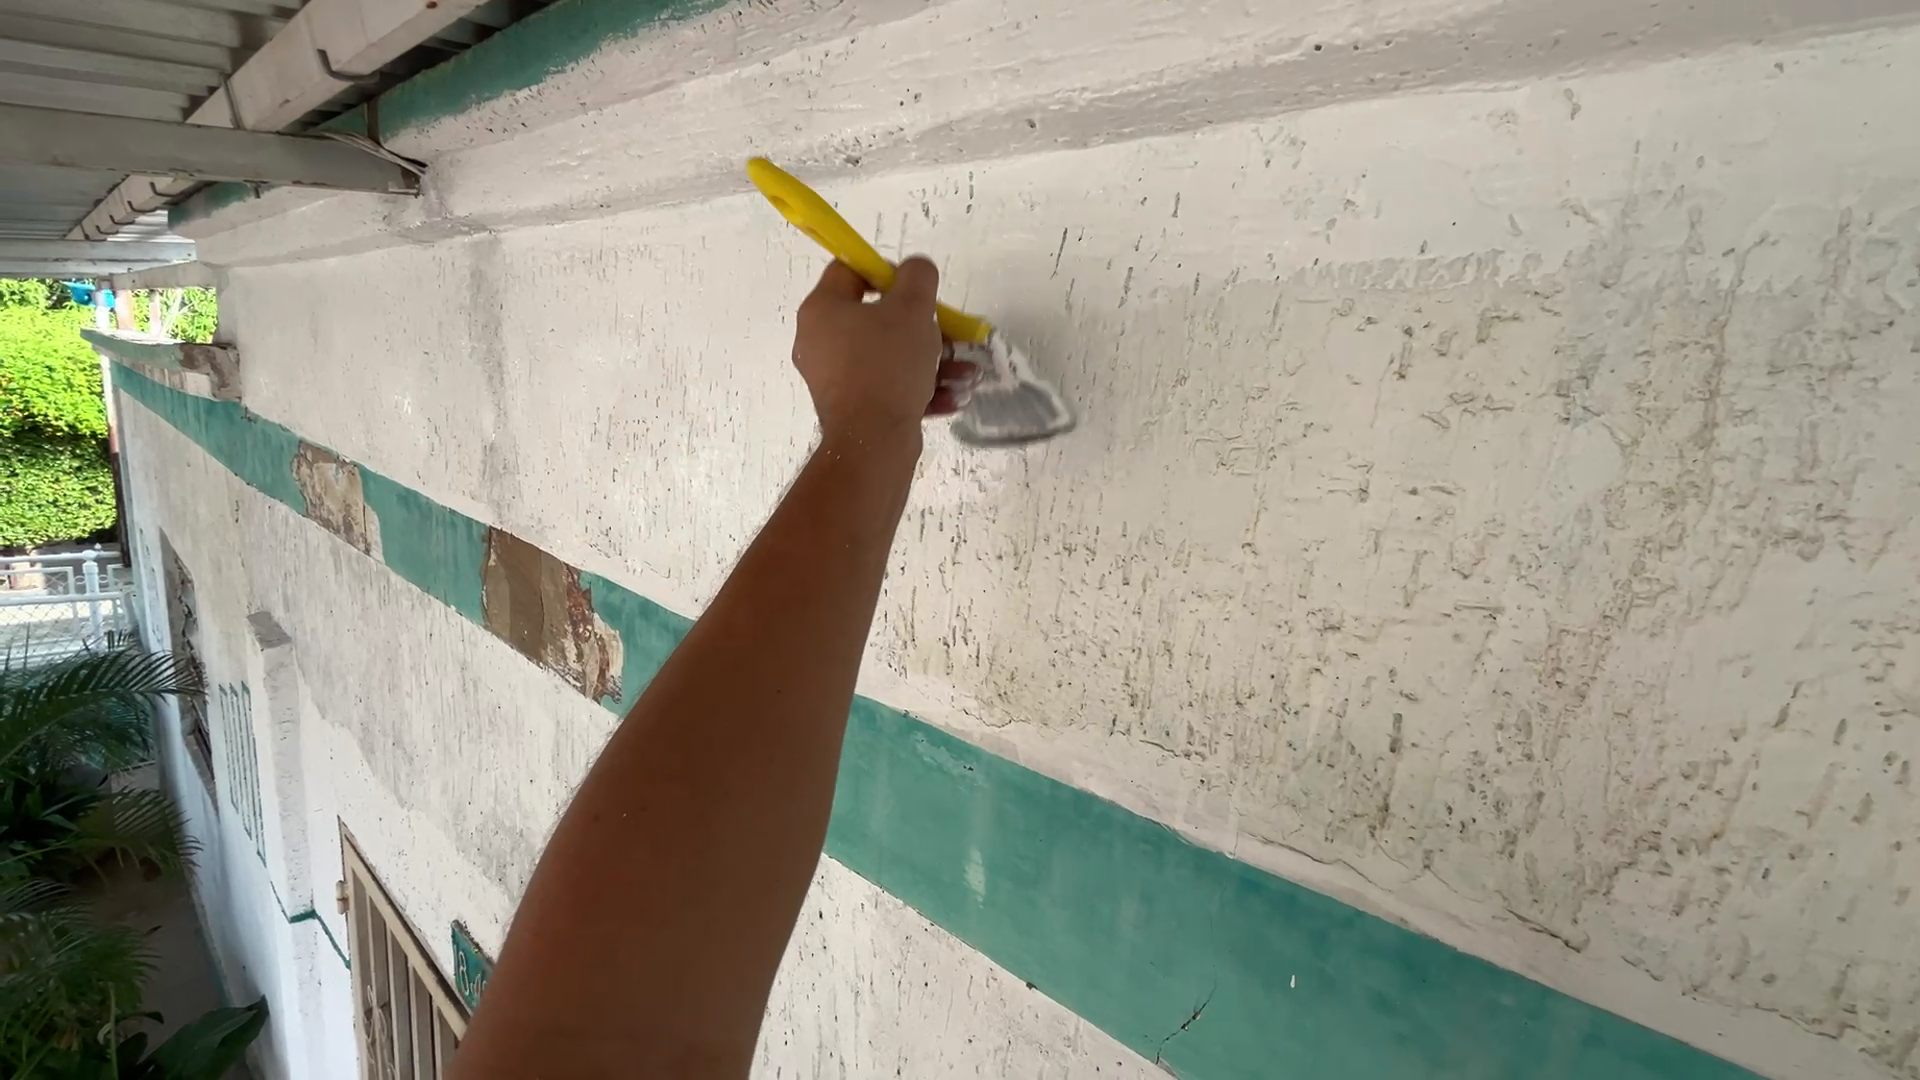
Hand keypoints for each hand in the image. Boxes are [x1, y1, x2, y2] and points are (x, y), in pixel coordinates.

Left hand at [792, 257, 978, 446]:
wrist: (873, 441)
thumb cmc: (887, 365)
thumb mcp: (912, 309)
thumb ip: (918, 277)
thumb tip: (916, 269)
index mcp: (822, 310)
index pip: (849, 271)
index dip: (886, 272)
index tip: (916, 287)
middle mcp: (820, 343)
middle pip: (877, 320)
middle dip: (925, 329)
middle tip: (951, 335)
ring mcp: (836, 381)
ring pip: (890, 359)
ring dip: (933, 363)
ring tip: (967, 374)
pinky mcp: (852, 410)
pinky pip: (889, 389)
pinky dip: (920, 390)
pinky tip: (954, 396)